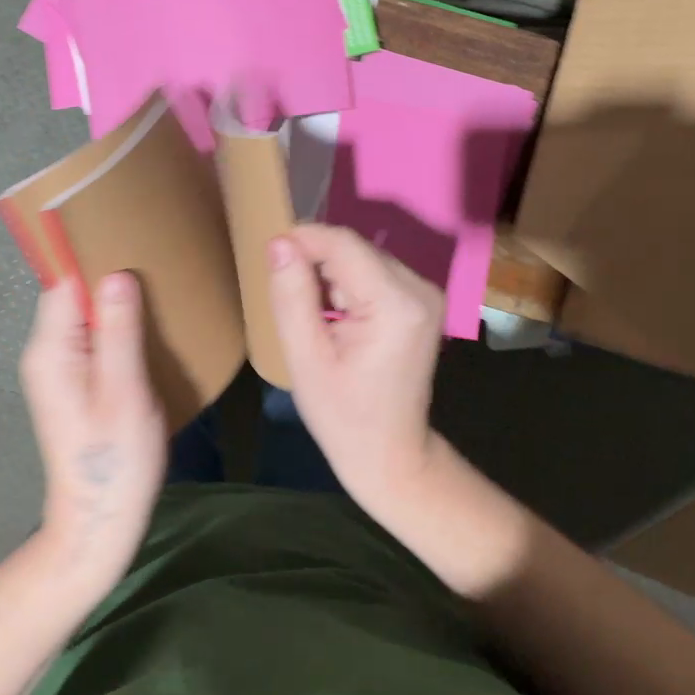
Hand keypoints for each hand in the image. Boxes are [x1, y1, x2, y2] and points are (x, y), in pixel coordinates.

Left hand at [19, 274, 167, 589]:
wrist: (97, 519)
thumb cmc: (114, 459)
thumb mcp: (125, 392)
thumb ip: (118, 332)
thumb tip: (116, 274)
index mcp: (51, 349)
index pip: (63, 280)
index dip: (91, 254)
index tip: (129, 231)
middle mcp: (43, 352)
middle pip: (69, 293)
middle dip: (105, 273)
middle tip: (153, 256)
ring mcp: (54, 368)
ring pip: (80, 314)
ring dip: (111, 299)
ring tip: (155, 283)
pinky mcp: (70, 383)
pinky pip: (87, 336)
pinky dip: (112, 324)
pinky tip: (143, 324)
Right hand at [266, 224, 446, 508]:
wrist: (390, 453)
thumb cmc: (342, 415)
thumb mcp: (304, 358)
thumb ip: (292, 296)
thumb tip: (279, 243)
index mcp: (395, 304)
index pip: (343, 245)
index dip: (302, 241)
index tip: (269, 259)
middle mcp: (420, 289)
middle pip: (353, 249)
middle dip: (315, 264)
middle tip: (290, 302)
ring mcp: (425, 293)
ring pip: (361, 258)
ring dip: (329, 277)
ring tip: (314, 319)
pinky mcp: (421, 301)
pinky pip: (372, 273)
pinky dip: (346, 287)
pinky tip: (335, 320)